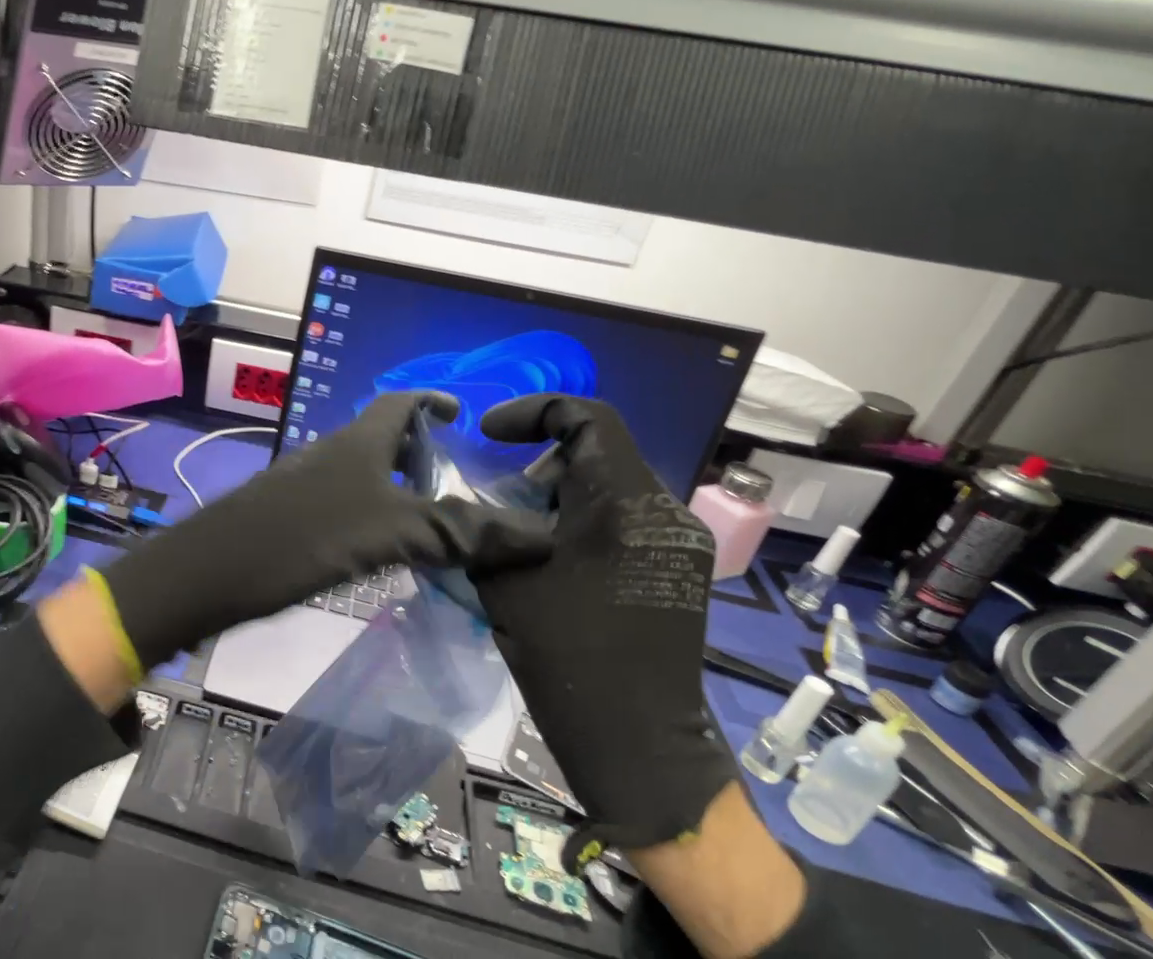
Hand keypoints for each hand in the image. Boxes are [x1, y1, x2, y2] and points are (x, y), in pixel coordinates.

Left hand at [101, 392, 553, 668]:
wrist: (214, 569)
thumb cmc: (305, 536)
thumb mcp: (392, 532)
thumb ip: (460, 532)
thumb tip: (541, 538)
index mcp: (357, 442)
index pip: (400, 403)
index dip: (432, 401)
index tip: (460, 414)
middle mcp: (329, 454)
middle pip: (381, 439)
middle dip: (418, 452)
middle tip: (454, 485)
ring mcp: (303, 486)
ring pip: (360, 475)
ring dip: (395, 489)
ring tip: (428, 524)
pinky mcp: (286, 519)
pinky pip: (341, 505)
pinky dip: (370, 517)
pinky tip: (378, 553)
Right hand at [474, 394, 734, 857]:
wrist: (637, 740)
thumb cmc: (566, 654)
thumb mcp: (505, 580)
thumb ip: (484, 526)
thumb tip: (470, 503)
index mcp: (624, 502)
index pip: (587, 417)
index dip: (532, 412)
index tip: (489, 434)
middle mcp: (664, 510)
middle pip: (599, 454)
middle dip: (540, 466)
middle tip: (497, 502)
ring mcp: (680, 542)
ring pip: (613, 489)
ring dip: (561, 497)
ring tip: (520, 539)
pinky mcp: (682, 571)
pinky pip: (628, 523)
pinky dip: (586, 524)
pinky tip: (556, 565)